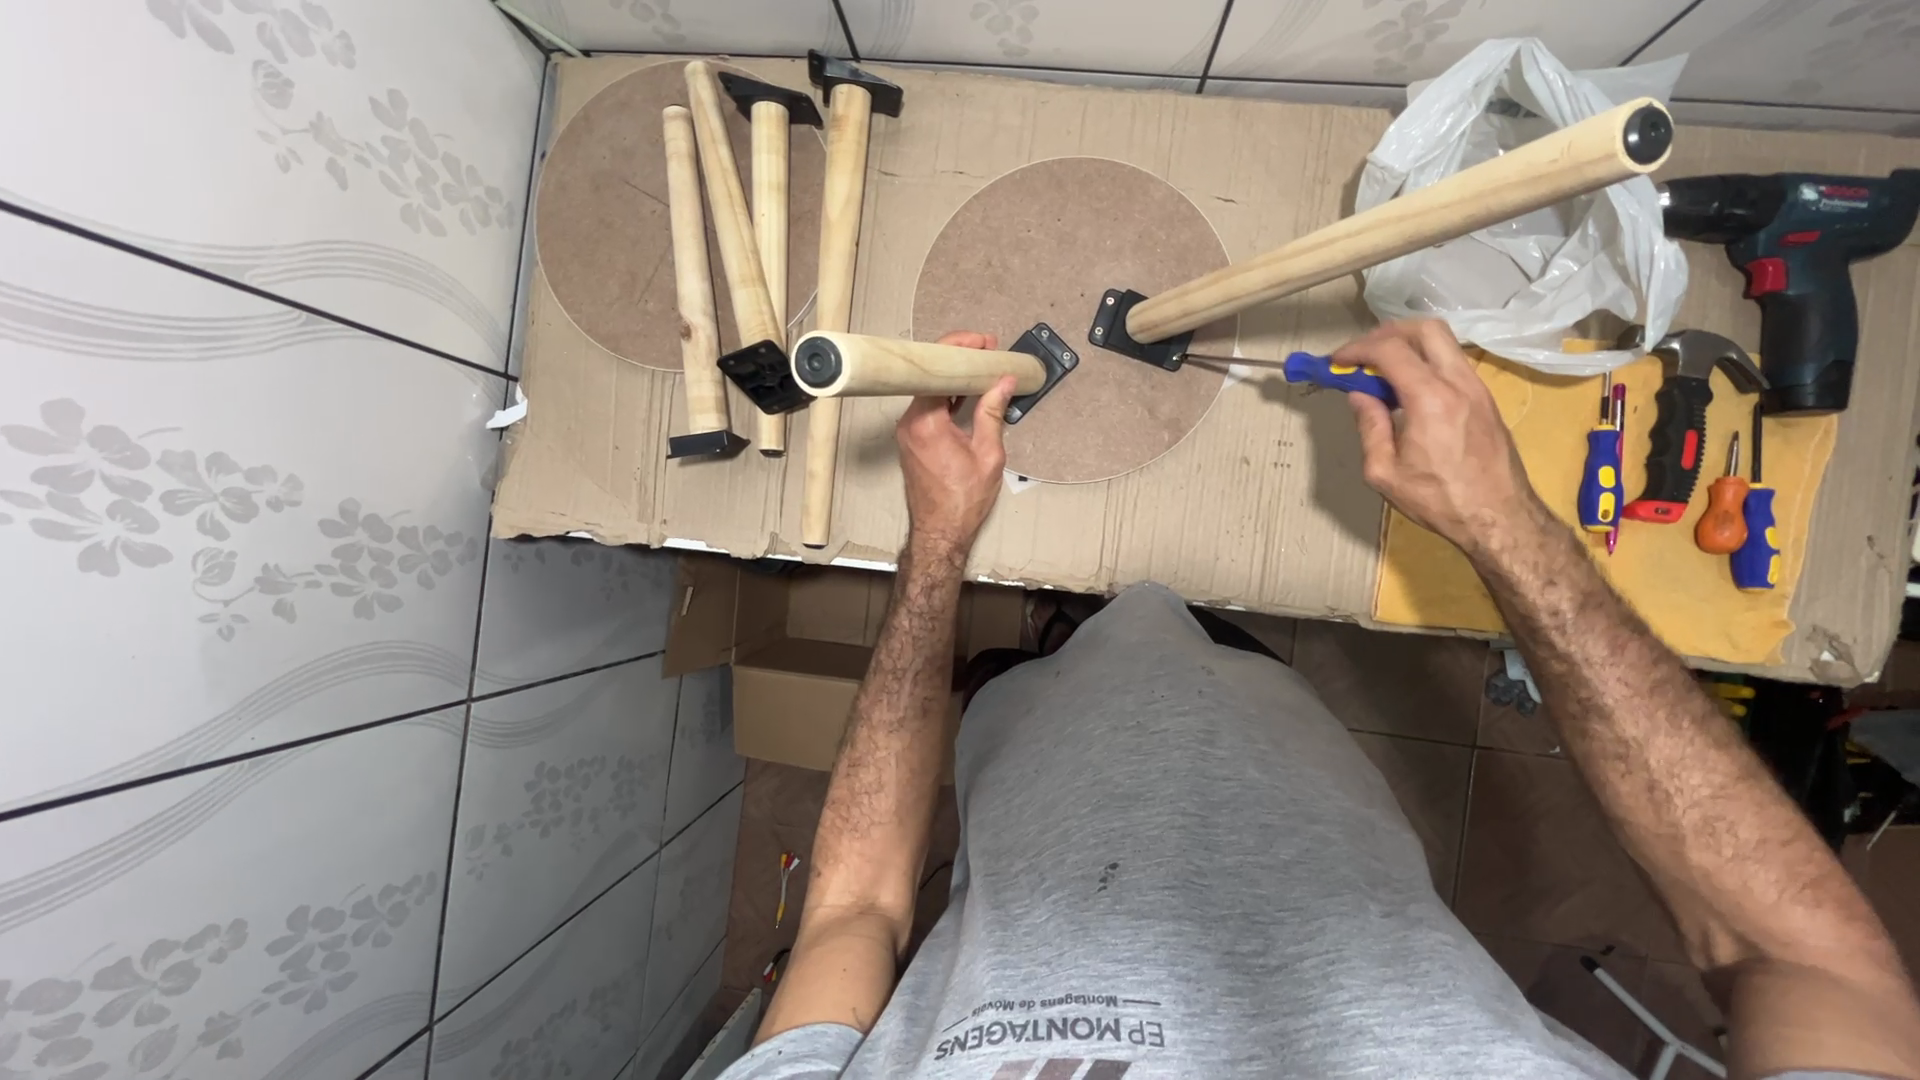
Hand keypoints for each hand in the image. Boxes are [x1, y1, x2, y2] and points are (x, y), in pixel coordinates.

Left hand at [896, 331, 1015, 562]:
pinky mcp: (911, 439)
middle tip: (988, 352)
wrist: (940, 533)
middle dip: (959, 358)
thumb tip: (1004, 383)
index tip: (983, 343)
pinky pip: (927, 405)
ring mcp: (907, 431)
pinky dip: (946, 394)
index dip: (959, 347)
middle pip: (930, 374)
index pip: (936, 368)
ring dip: (954, 376)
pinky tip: (967, 391)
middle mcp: (909, 423)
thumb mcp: (988, 455)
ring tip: (982, 369)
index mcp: (926, 423)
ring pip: (928, 389)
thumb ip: (993, 414)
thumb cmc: (961, 503)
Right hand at [1341, 320, 1548, 561]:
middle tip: (1361, 355)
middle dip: (1387, 333)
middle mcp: (1458, 383)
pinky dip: (1424, 362)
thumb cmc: (1437, 500)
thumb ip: (1369, 426)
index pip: (1390, 350)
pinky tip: (1406, 390)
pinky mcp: (1485, 399)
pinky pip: (1452, 363)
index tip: (1336, 362)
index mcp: (1430, 400)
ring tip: (1380, 372)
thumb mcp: (1384, 472)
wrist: (1498, 517)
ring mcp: (1477, 388)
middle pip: (1426, 329)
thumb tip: (1359, 395)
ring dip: (1407, 346)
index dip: (1357, 349)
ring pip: (1443, 343)